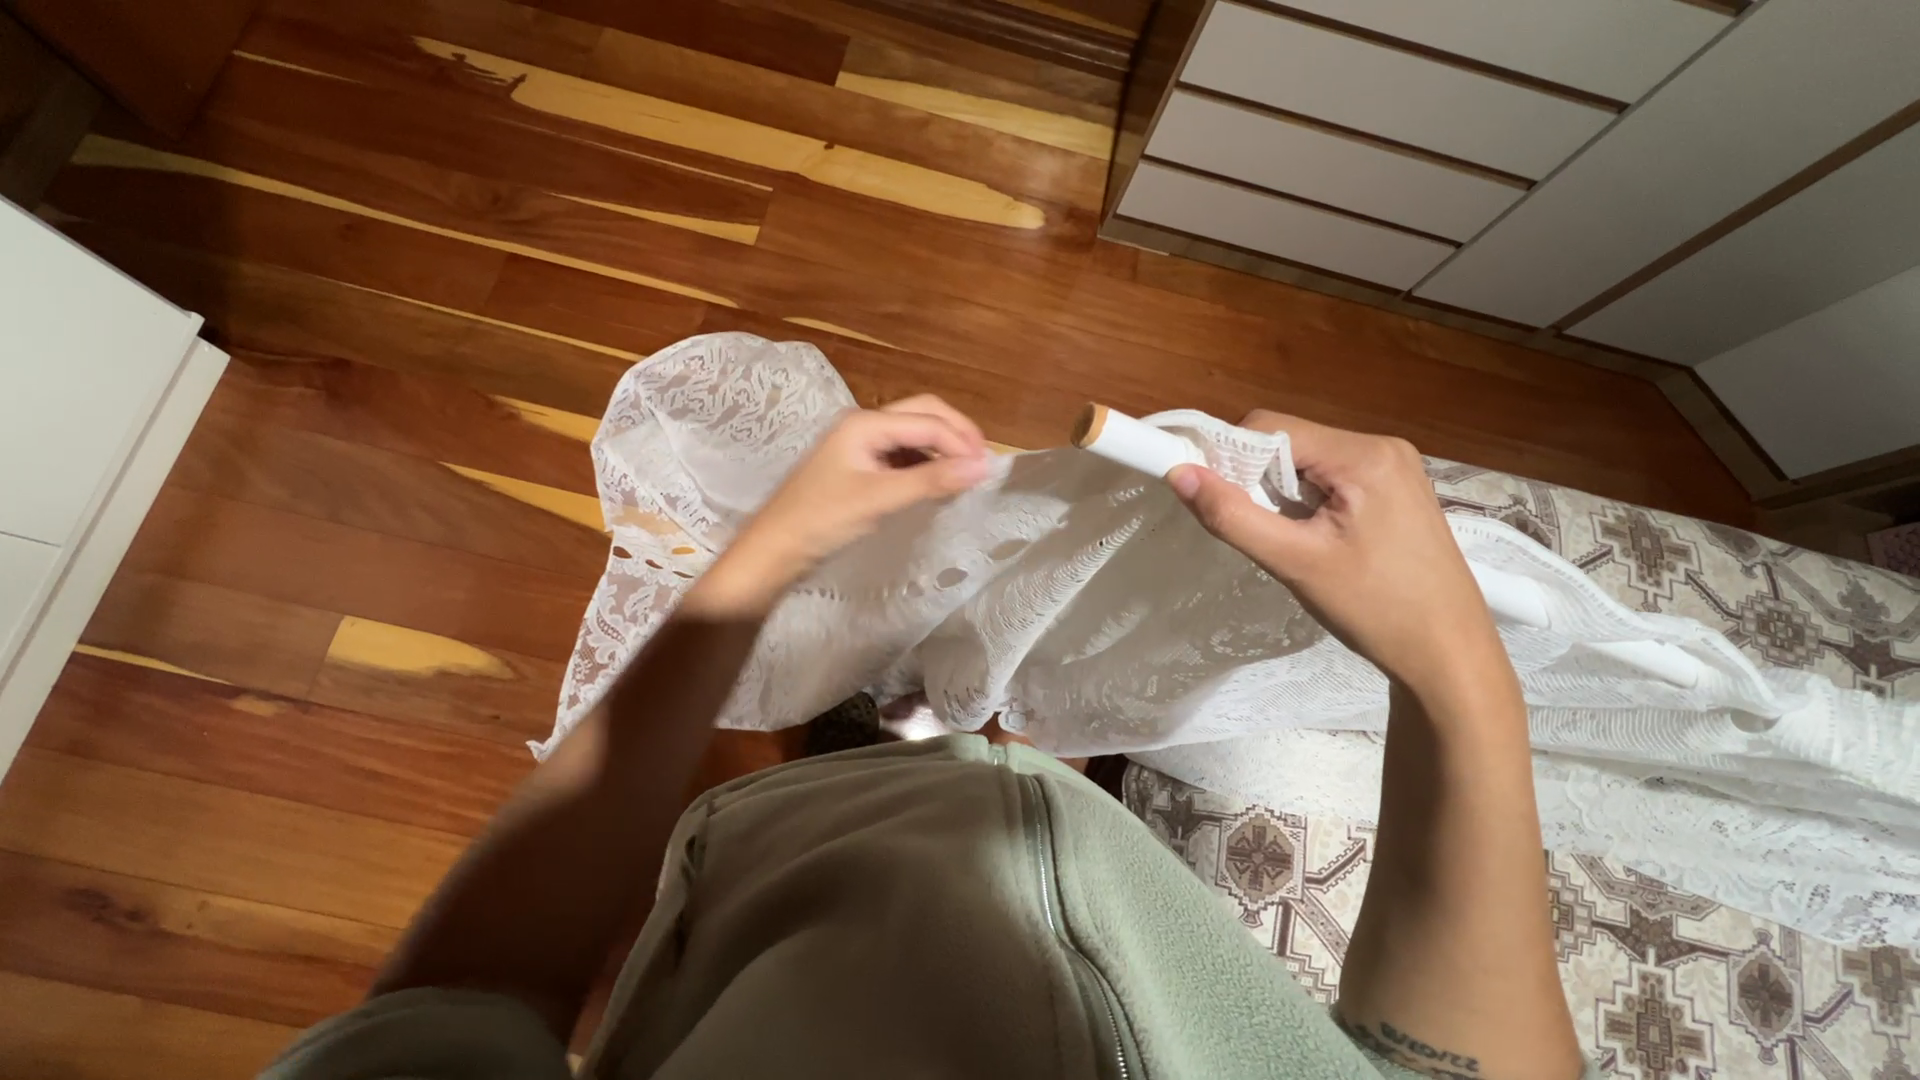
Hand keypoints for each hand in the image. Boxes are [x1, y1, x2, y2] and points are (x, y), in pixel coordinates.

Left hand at [687, 395, 992, 616]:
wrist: (774, 549)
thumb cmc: (821, 520)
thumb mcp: (879, 499)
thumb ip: (931, 480)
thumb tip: (983, 466)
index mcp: (865, 423)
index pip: (928, 421)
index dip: (962, 442)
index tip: (989, 469)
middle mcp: (864, 425)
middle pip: (923, 414)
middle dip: (956, 433)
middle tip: (982, 463)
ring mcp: (860, 446)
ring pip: (914, 434)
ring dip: (942, 448)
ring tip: (966, 474)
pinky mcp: (859, 467)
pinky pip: (902, 454)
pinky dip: (925, 463)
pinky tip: (938, 483)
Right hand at [1167, 411, 1510, 702]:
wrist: (1449, 655)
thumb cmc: (1375, 609)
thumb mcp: (1294, 563)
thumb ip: (1232, 515)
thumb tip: (1178, 473)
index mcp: (1363, 455)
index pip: (1270, 427)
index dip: (1230, 457)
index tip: (1216, 501)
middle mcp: (1381, 447)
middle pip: (1288, 441)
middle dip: (1257, 480)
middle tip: (1259, 531)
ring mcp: (1393, 468)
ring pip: (1306, 462)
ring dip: (1280, 494)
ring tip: (1291, 542)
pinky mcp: (1394, 490)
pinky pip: (1329, 478)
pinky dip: (1305, 502)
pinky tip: (1315, 541)